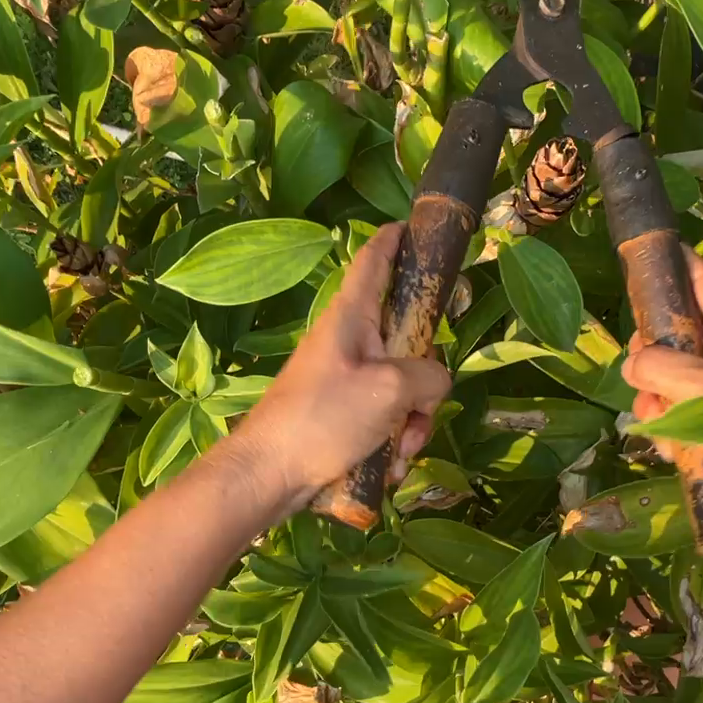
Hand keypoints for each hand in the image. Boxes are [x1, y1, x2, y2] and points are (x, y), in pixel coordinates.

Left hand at [227, 223, 451, 513]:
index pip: (373, 262)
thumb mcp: (390, 390)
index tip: (412, 228)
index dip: (394, 241)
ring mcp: (346, 381)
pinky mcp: (343, 416)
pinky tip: (388, 468)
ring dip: (411, 424)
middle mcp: (350, 343)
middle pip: (408, 342)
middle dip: (425, 385)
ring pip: (403, 390)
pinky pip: (385, 420)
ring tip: (399, 452)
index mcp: (351, 318)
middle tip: (419, 412)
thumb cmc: (323, 418)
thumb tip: (433, 384)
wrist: (268, 475)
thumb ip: (429, 376)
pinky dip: (393, 444)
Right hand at [619, 250, 702, 515]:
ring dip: (656, 398)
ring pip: (671, 374)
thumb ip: (662, 367)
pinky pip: (680, 407)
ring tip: (659, 423)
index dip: (672, 266)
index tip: (641, 259)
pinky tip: (673, 446)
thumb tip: (634, 363)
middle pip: (676, 331)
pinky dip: (669, 423)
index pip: (702, 280)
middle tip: (641, 377)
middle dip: (652, 356)